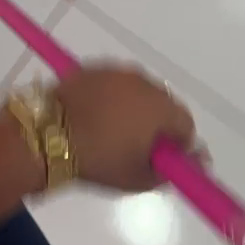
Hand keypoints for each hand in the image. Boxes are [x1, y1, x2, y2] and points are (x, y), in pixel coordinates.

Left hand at [53, 63, 197, 191]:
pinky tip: (95, 114)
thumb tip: (197, 160)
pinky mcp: (90, 68)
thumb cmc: (99, 157)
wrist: (46, 133)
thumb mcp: (141, 177)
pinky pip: (112, 83)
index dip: (177, 145)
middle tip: (137, 147)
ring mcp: (113, 71)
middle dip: (156, 124)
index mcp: (159, 106)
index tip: (161, 160)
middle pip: (161, 104)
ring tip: (112, 130)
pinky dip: (110, 97)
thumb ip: (174, 169)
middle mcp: (141, 81)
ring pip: (136, 91)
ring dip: (133, 108)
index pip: (185, 124)